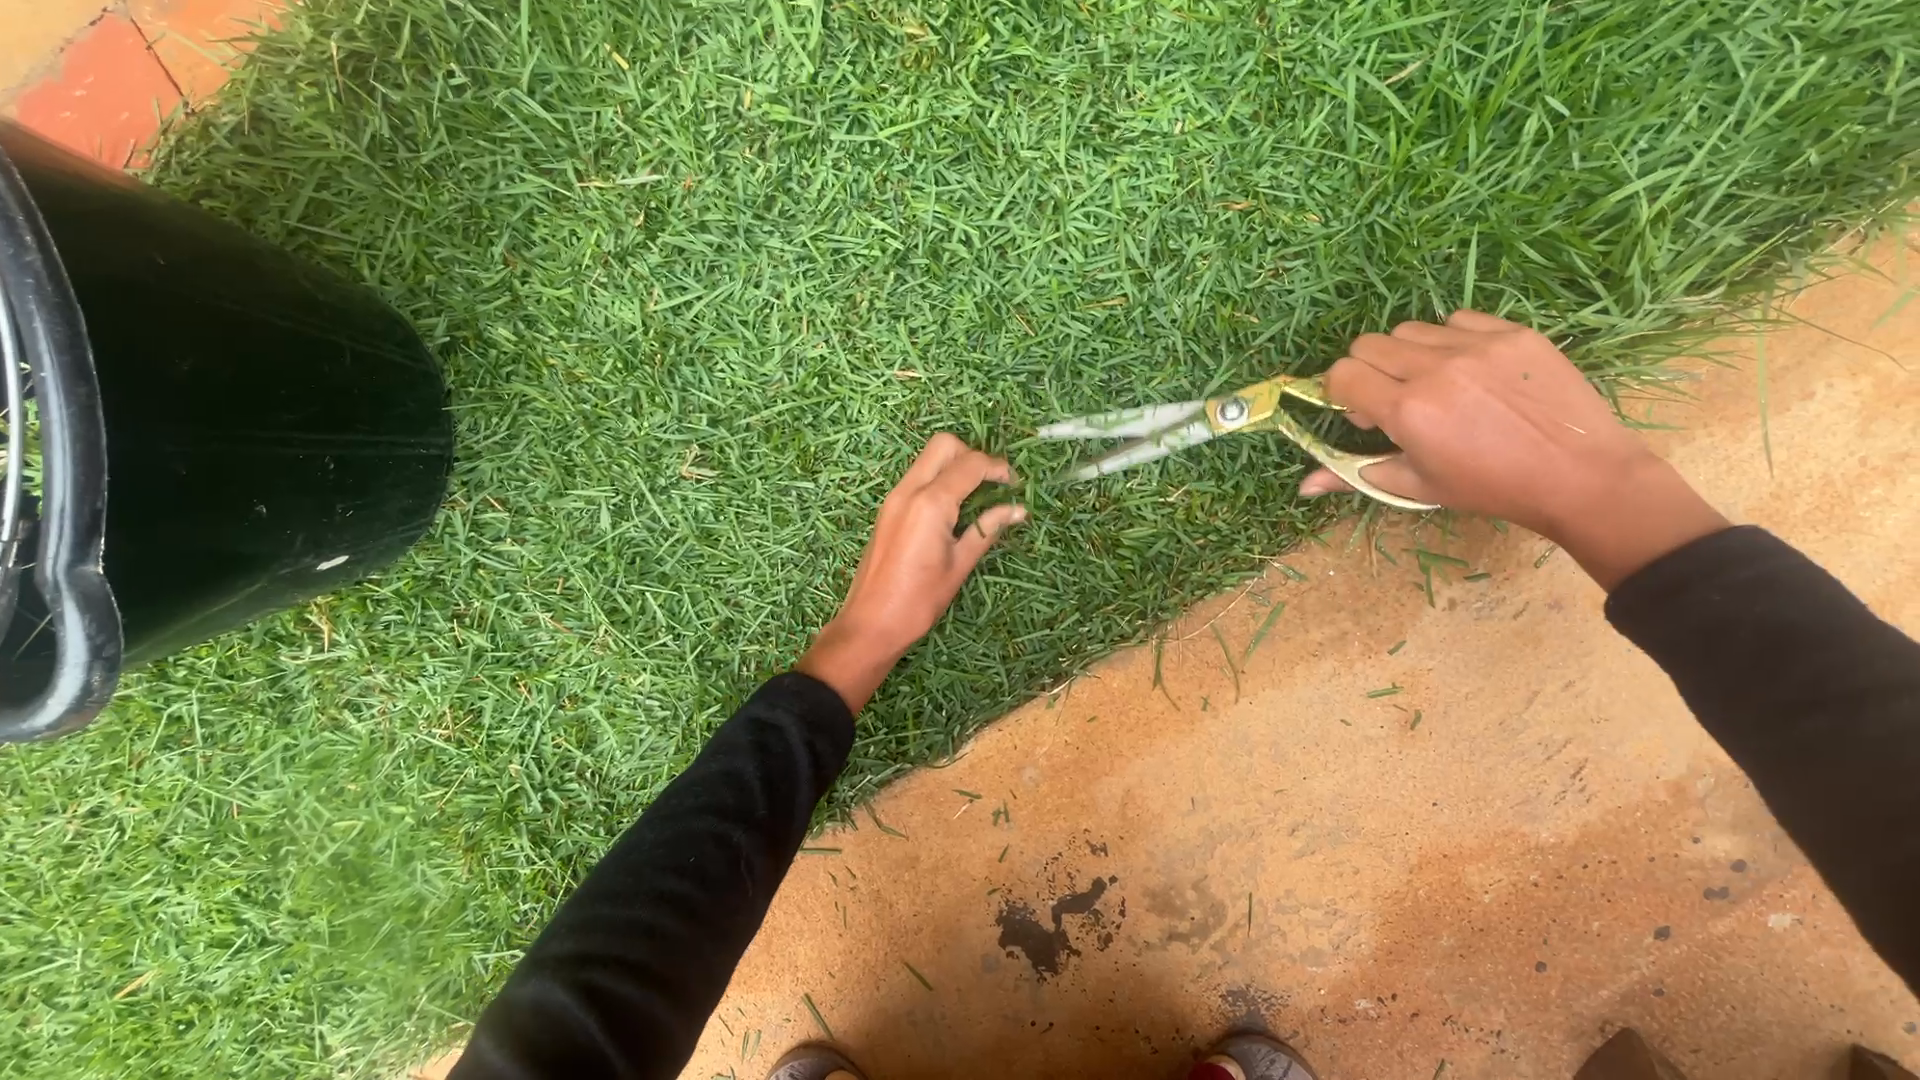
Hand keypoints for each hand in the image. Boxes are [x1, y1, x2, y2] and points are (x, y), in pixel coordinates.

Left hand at [796, 434, 1025, 710]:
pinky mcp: (888, 509)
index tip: (1015, 484)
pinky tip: (954, 509)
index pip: (971, 464)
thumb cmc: (919, 601)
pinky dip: (939, 480)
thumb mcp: (960, 565)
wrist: (871, 624)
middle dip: (973, 455)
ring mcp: (894, 498)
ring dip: (955, 466)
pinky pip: (917, 478)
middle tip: (992, 483)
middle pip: (944, 445)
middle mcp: (908, 491)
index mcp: (930, 504)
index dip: (998, 468)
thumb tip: (1017, 510)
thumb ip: (987, 529)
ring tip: (977, 496)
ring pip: (928, 459)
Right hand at [1302, 309, 1727, 588]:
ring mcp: (1476, 346)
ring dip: (1406, 355)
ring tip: (1433, 384)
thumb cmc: (1490, 488)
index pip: (1341, 375)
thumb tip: (1302, 487)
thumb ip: (1353, 477)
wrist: (1581, 475)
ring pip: (1409, 330)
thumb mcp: (1417, 487)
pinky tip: (1469, 371)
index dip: (1340, 393)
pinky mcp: (1513, 332)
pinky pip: (1457, 321)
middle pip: (1367, 345)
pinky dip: (1449, 342)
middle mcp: (1435, 370)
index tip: (1361, 414)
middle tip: (1392, 399)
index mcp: (1407, 411)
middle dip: (1367, 371)